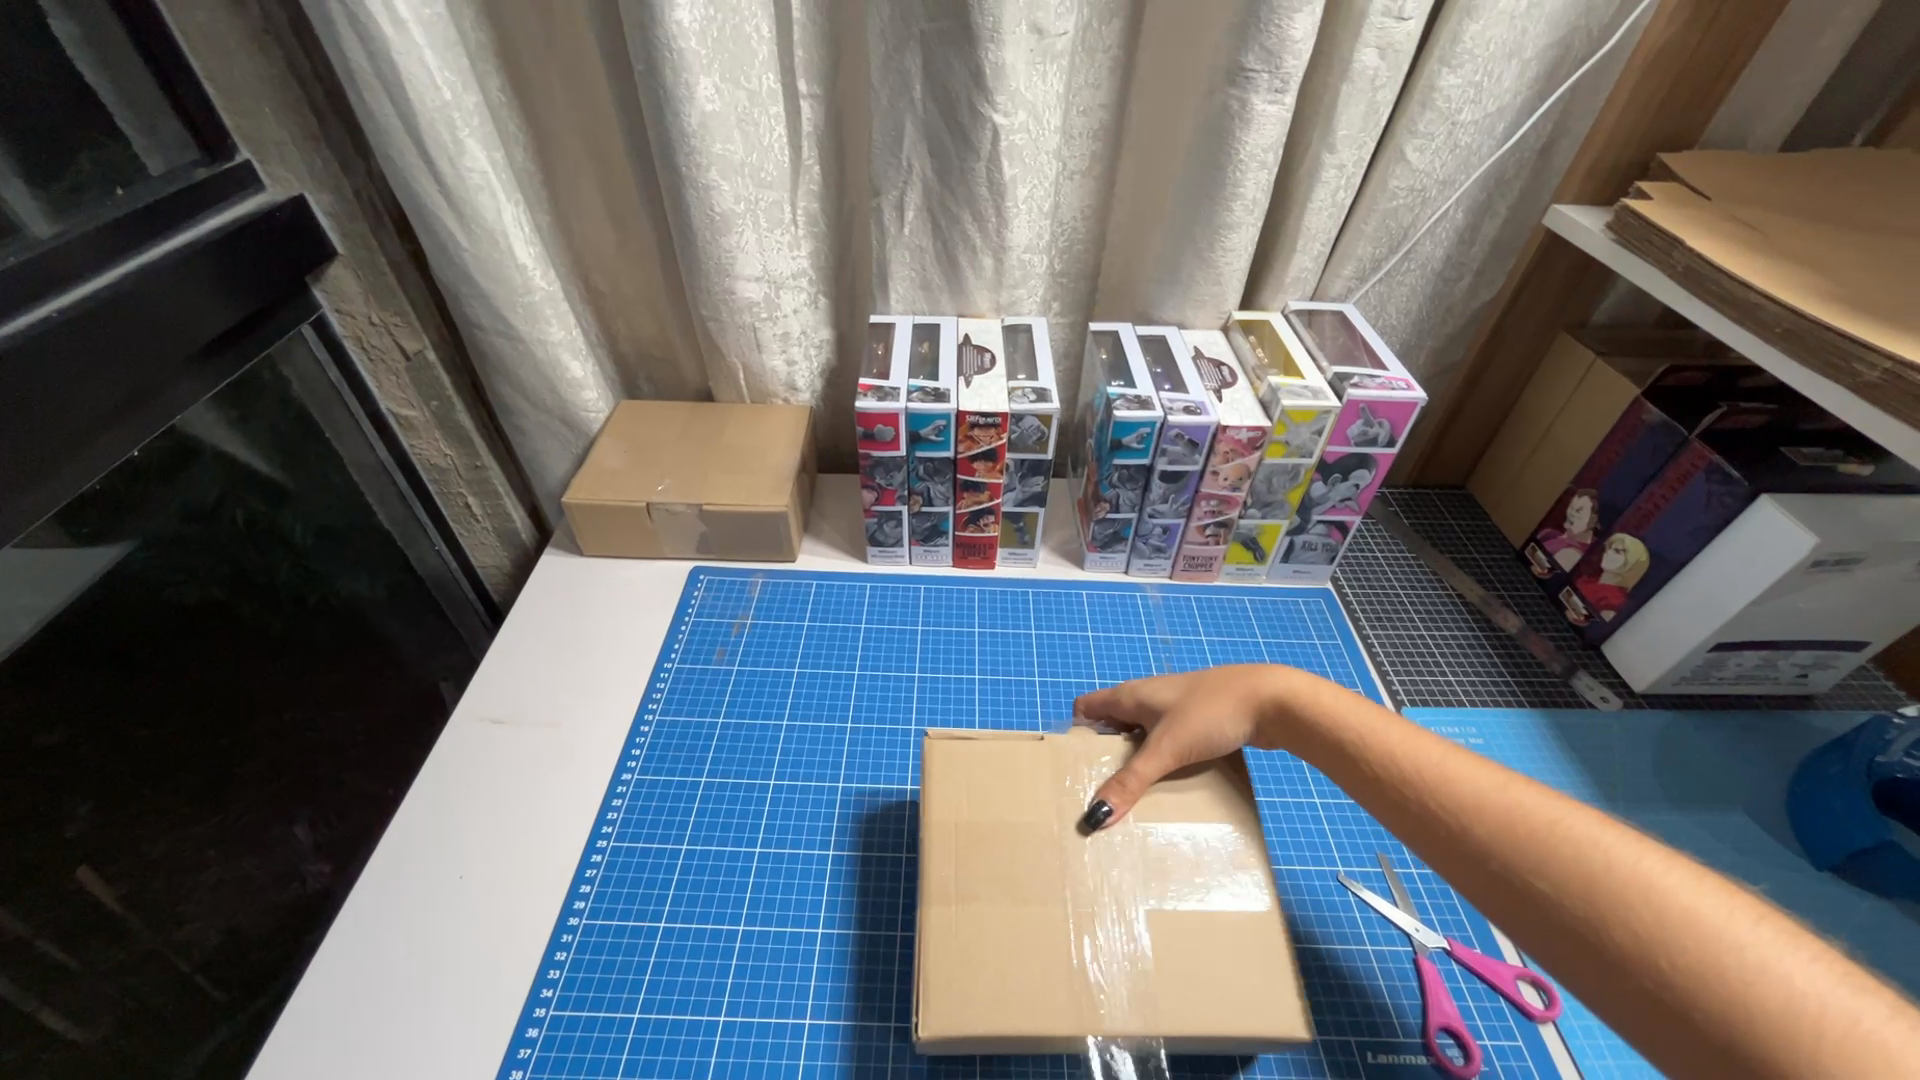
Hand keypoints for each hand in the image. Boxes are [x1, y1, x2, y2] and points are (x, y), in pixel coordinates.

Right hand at [1071, 665, 1297, 829]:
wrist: (1271, 701)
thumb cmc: (1209, 714)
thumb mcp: (1166, 750)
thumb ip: (1130, 782)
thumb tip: (1093, 816)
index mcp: (1131, 695)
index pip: (1086, 708)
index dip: (1077, 733)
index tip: (1076, 768)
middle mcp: (1149, 698)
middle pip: (1114, 725)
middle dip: (1106, 756)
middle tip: (1102, 792)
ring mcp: (1177, 709)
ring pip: (1144, 735)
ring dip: (1138, 761)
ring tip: (1135, 797)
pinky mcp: (1201, 722)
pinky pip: (1170, 743)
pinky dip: (1165, 762)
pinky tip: (1174, 787)